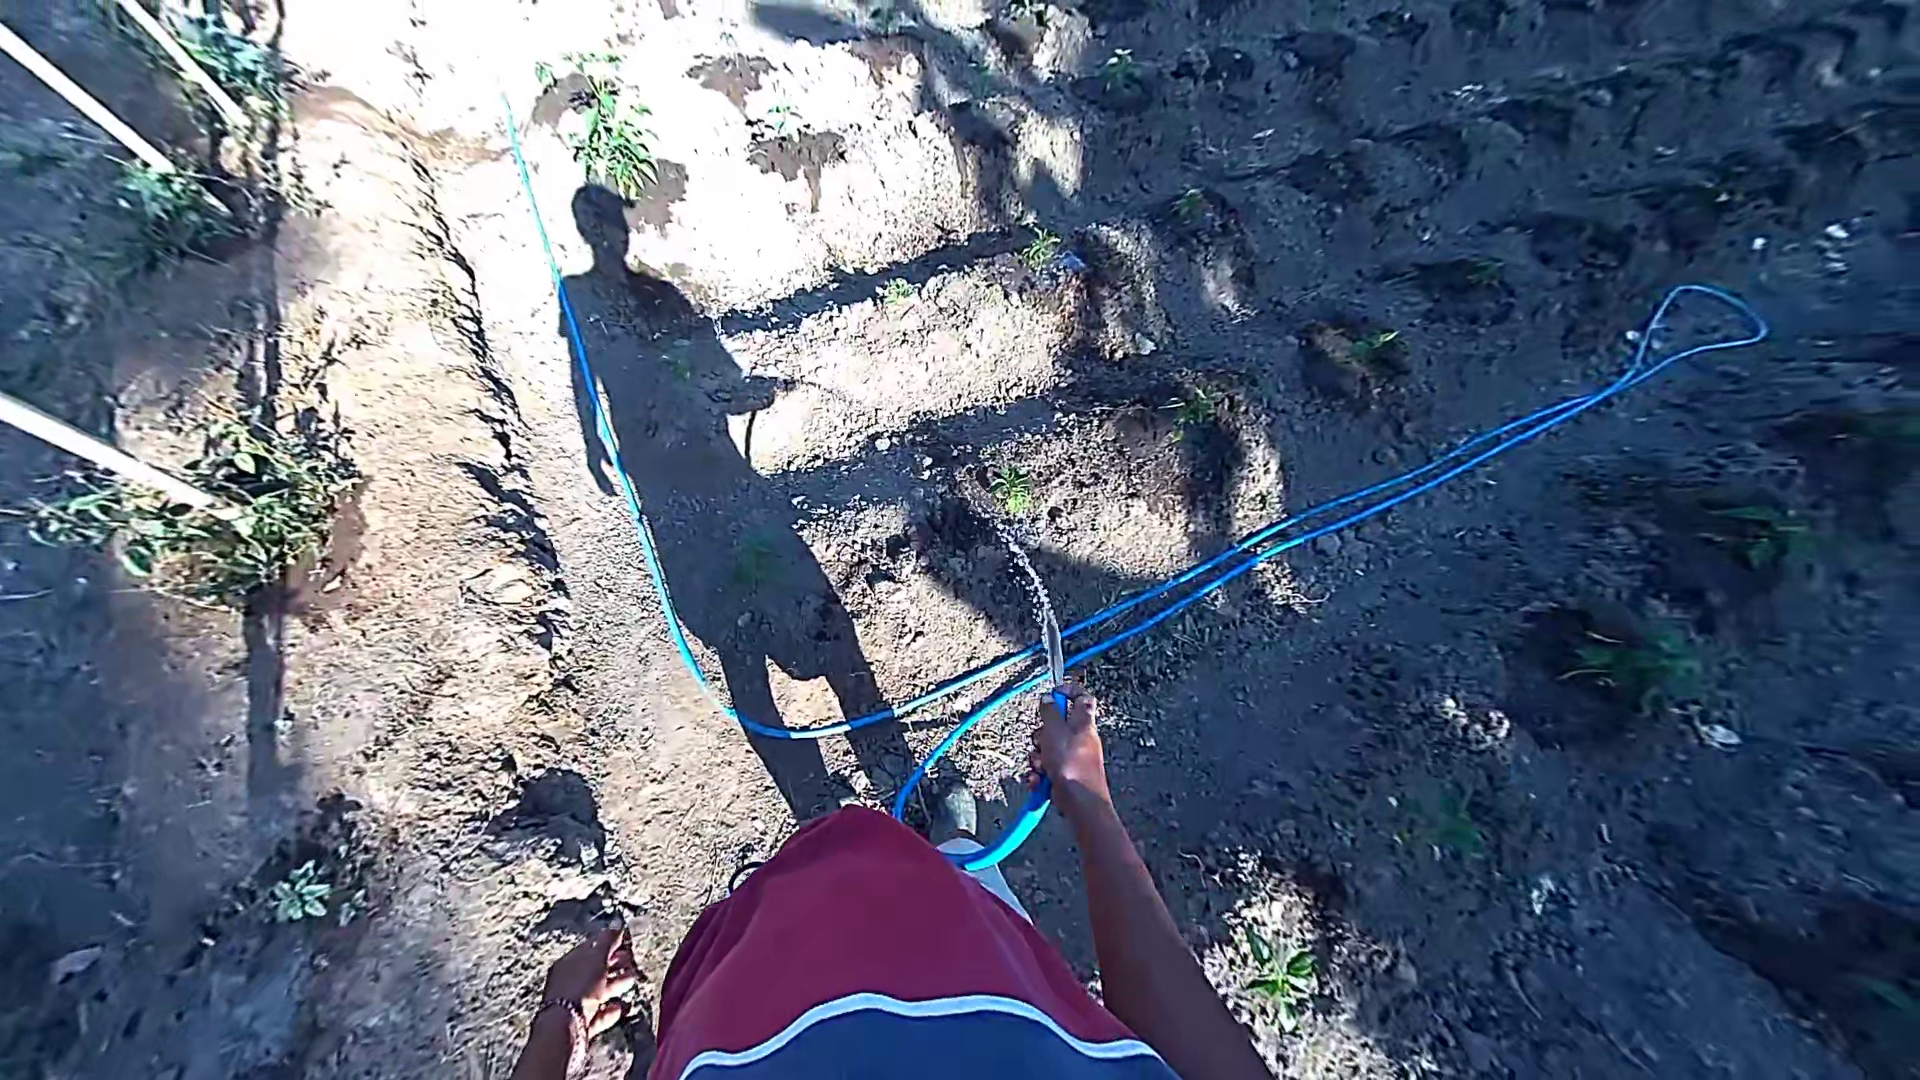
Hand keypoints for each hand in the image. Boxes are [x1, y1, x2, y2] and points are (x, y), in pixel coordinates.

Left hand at [542, 928, 637, 1037]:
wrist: (565, 1032)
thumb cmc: (578, 989)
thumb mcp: (596, 958)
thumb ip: (608, 940)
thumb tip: (617, 924)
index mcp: (568, 964)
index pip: (591, 947)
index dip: (610, 942)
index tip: (627, 940)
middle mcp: (568, 984)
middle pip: (595, 970)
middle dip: (615, 964)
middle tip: (631, 960)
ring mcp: (573, 1006)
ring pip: (599, 992)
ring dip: (615, 985)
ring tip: (631, 981)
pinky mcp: (581, 1026)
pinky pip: (599, 1014)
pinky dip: (610, 1009)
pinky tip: (620, 1006)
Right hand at [1030, 683, 1112, 822]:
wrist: (1079, 801)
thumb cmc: (1071, 765)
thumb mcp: (1055, 730)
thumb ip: (1050, 712)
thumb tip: (1047, 698)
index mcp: (1083, 723)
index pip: (1082, 698)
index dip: (1068, 691)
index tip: (1053, 693)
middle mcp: (1079, 738)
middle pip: (1056, 725)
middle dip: (1041, 734)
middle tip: (1041, 740)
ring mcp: (1072, 757)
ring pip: (1047, 748)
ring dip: (1037, 756)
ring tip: (1040, 765)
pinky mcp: (1064, 774)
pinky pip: (1045, 767)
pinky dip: (1039, 773)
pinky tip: (1038, 780)